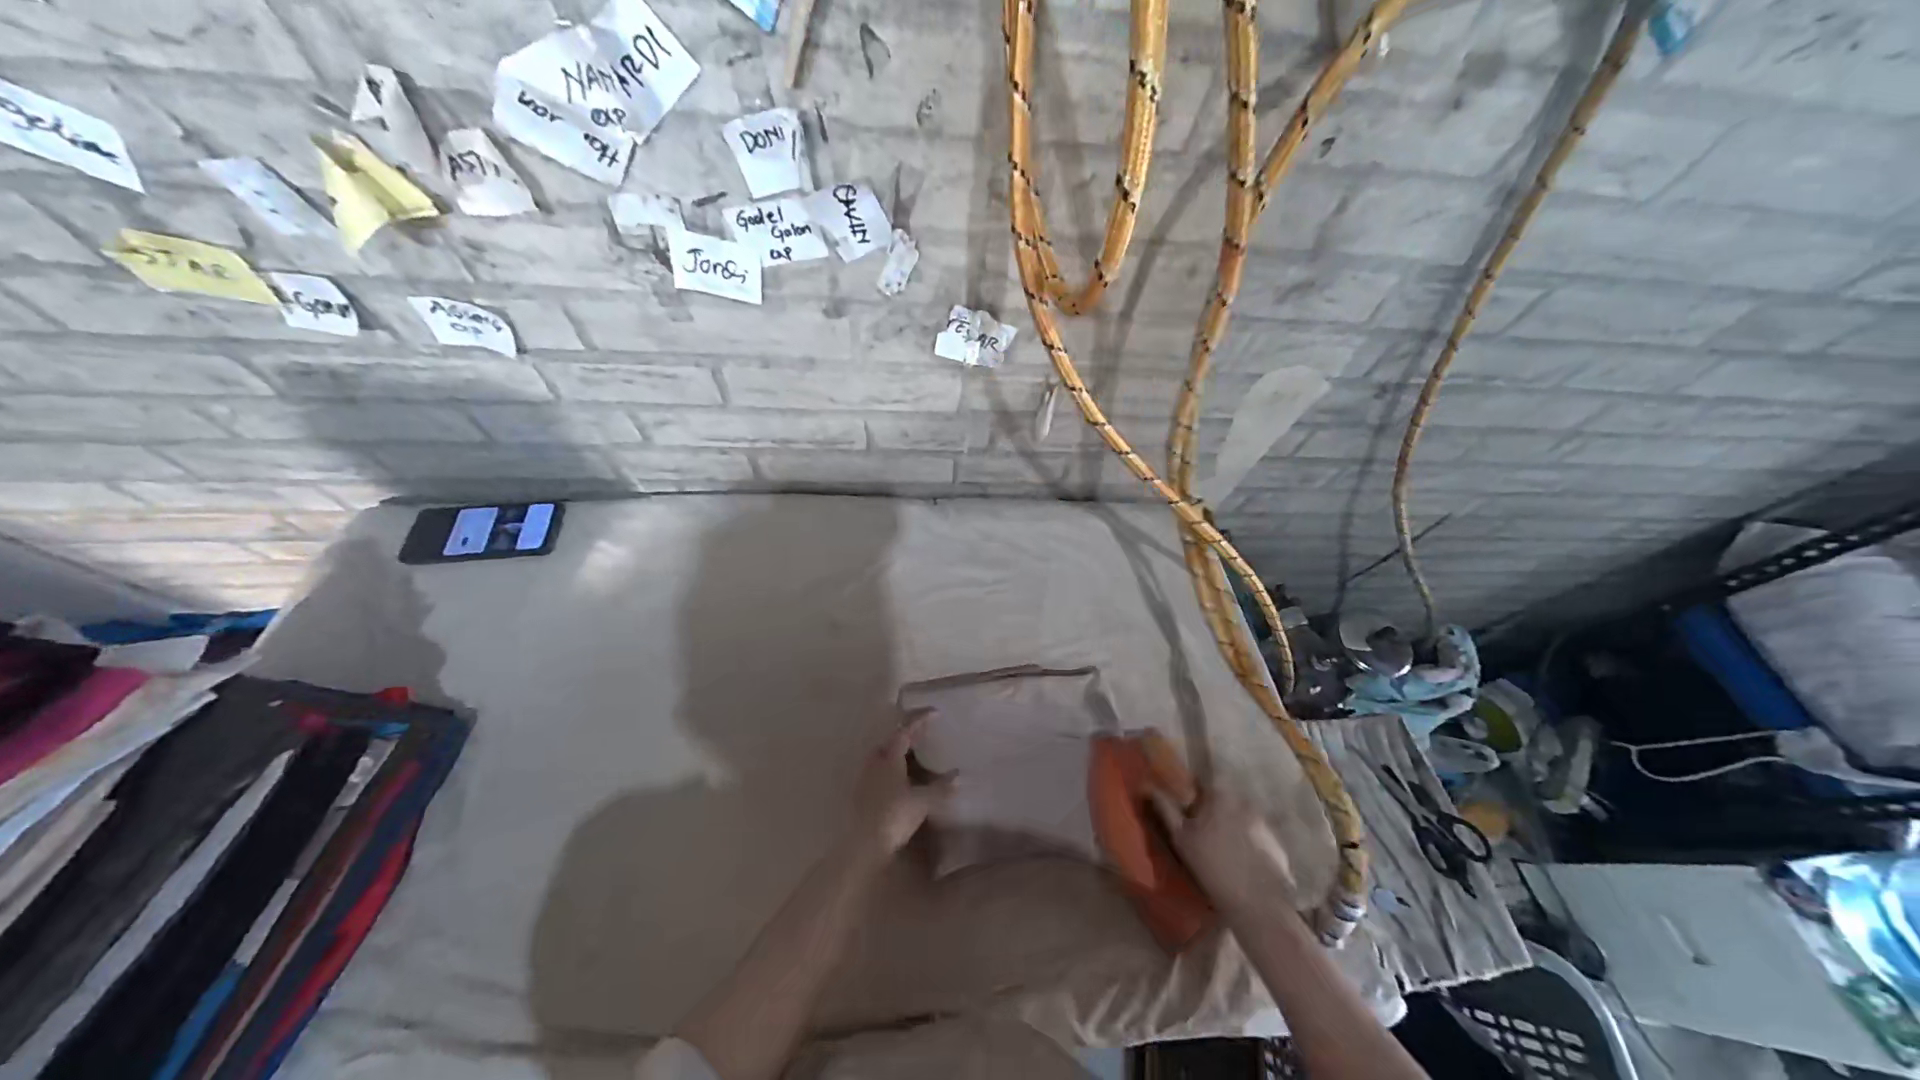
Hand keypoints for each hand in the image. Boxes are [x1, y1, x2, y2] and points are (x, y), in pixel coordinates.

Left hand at [846, 719, 953, 859]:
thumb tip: (959, 777)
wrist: (864, 845)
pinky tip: (904, 778)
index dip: (920, 719)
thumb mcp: (923, 801)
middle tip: (927, 733)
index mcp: (889, 756)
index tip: (935, 712)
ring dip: (901, 751)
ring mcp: (867, 776)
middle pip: (893, 740)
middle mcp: (875, 761)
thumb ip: (941, 788)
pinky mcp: (863, 792)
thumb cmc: (894, 815)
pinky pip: (881, 770)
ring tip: (917, 754)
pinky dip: (895, 766)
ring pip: (885, 755)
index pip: (906, 729)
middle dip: (910, 734)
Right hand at [1151, 786, 1295, 920]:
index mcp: (1221, 795)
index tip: (1188, 798)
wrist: (1257, 903)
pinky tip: (1239, 858)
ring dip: (1231, 821)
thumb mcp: (1180, 837)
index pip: (1207, 776)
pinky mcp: (1276, 842)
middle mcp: (1246, 801)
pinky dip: (1247, 839)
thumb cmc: (1212, 865)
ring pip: (1241, 813)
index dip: (1196, 784)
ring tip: (1221, 844)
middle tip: (1202, 824)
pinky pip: (1256, 832)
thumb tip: (1148, 786)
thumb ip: (1166, 808)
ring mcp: (1264, 822)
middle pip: (1226, 794)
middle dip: (1214, 804)